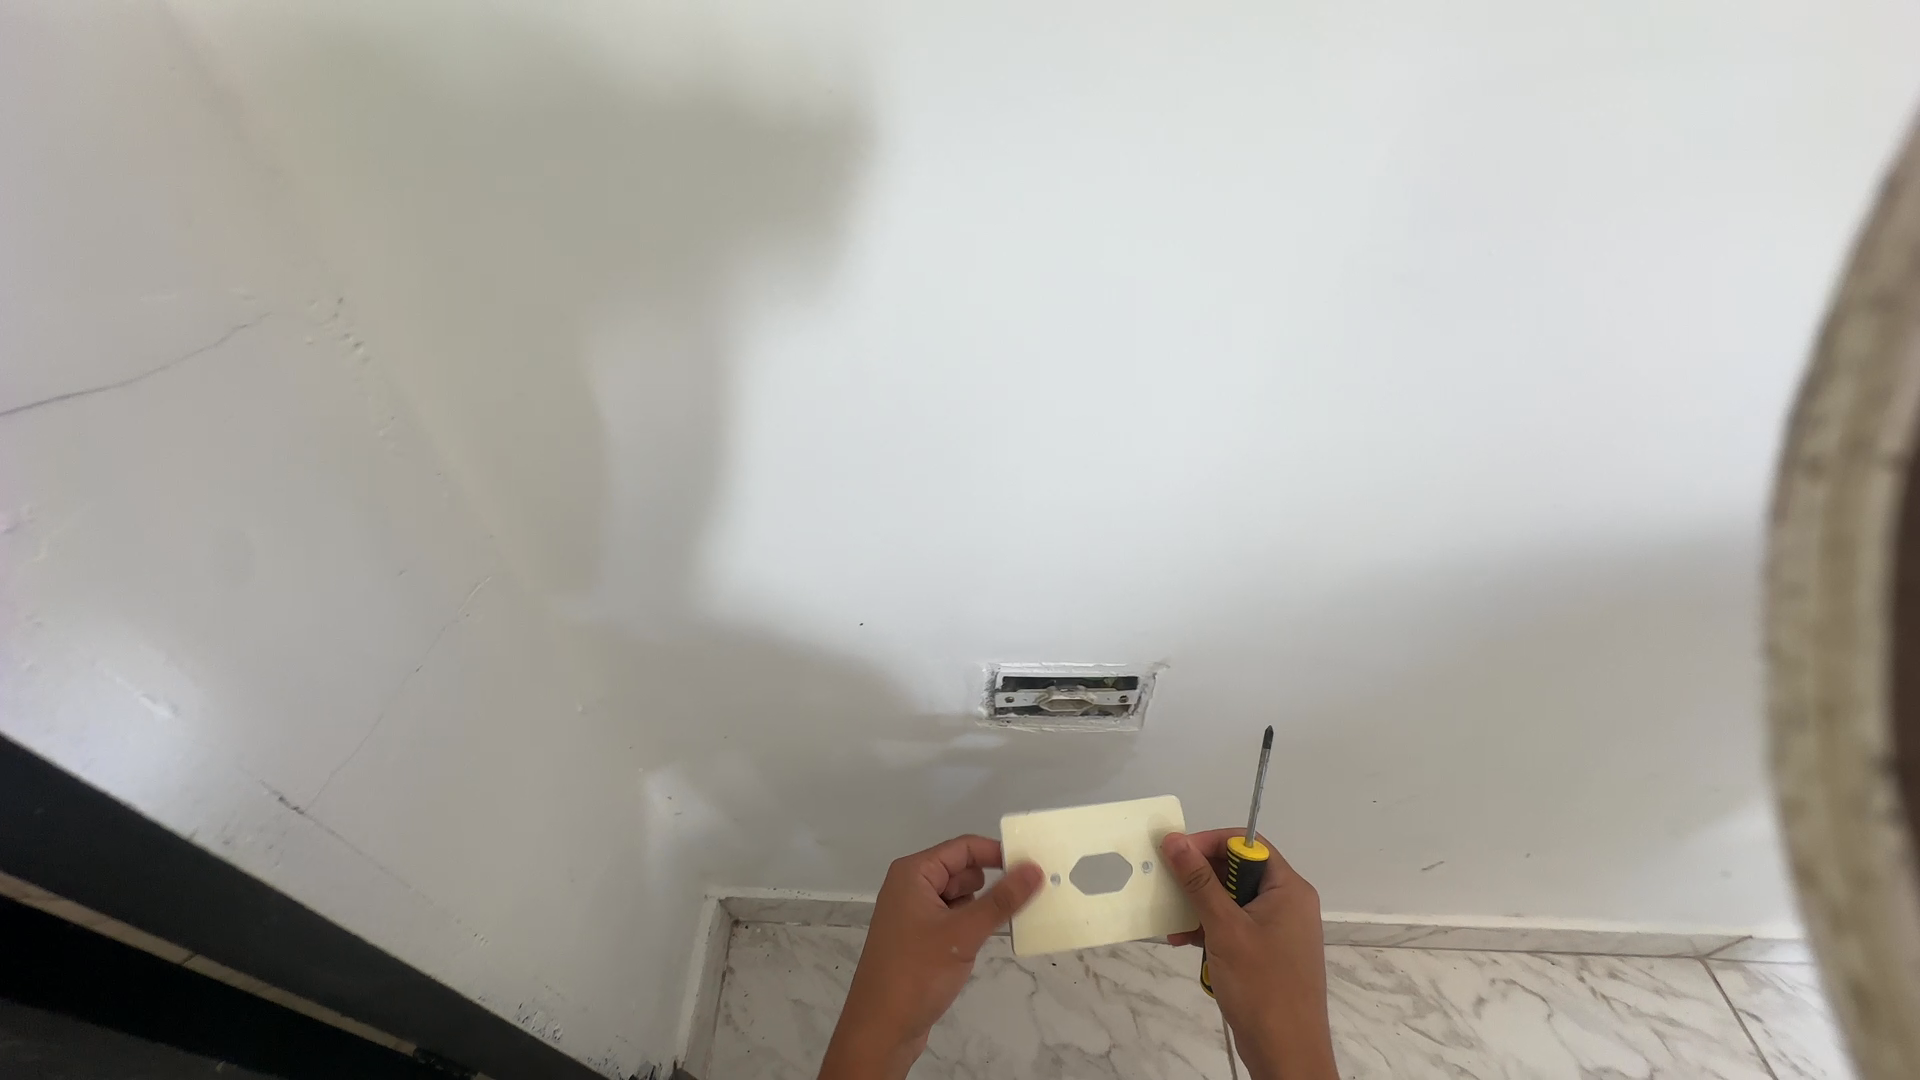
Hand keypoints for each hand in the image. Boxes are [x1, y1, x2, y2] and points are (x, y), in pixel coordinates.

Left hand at [819, 835, 1044, 1079]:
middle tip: (1030, 893)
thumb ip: (1001, 900)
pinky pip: (952, 917)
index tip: (1031, 865)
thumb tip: (1033, 869)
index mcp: (914, 873)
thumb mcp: (963, 933)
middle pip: (962, 869)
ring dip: (983, 905)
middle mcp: (911, 886)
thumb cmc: (916, 973)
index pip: (963, 848)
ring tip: (1013, 917)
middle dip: (992, 881)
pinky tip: (989, 938)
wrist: (880, 1031)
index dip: (997, 853)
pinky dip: (972, 923)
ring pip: (959, 896)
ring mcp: (913, 913)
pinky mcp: (919, 938)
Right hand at [1162, 829, 1337, 1079]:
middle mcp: (1287, 902)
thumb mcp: (1224, 928)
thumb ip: (1198, 881)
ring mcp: (1278, 929)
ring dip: (1200, 906)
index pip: (1247, 844)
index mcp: (1288, 889)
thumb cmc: (1261, 986)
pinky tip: (1184, 941)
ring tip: (1172, 921)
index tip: (1176, 853)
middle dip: (1200, 878)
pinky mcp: (1268, 952)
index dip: (1210, 842)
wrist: (1288, 1057)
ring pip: (1232, 898)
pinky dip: (1210, 929)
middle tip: (1168, 884)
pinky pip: (1234, 924)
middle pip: (1237, 870)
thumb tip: (1174, 838)